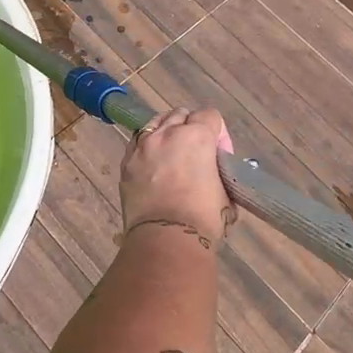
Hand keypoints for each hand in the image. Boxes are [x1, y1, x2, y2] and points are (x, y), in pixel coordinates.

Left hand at [118, 107, 235, 244]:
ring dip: (166, 131)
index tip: (220, 154)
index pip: (210, 116)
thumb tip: (214, 175)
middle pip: (180, 114)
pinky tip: (152, 163)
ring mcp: (142, 145)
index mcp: (197, 137)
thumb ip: (220, 173)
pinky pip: (137, 142)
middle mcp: (167, 133)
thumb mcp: (226, 193)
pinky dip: (147, 146)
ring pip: (155, 123)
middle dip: (191, 127)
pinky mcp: (126, 161)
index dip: (218, 133)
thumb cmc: (203, 217)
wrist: (165, 237)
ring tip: (172, 153)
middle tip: (196, 152)